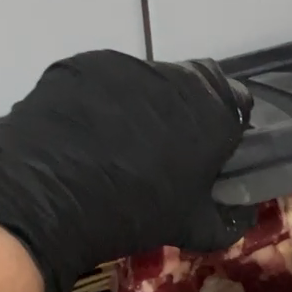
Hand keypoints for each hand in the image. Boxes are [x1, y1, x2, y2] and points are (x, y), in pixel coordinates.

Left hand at [0, 51, 246, 291]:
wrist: (50, 199)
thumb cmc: (136, 213)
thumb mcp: (192, 227)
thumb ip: (227, 218)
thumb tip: (241, 214)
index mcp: (211, 110)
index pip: (234, 97)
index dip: (221, 120)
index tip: (206, 145)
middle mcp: (174, 76)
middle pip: (186, 86)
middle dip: (177, 112)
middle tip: (158, 150)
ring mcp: (124, 65)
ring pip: (141, 82)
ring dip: (136, 105)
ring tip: (111, 146)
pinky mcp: (81, 65)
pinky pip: (99, 81)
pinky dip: (96, 102)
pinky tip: (80, 135)